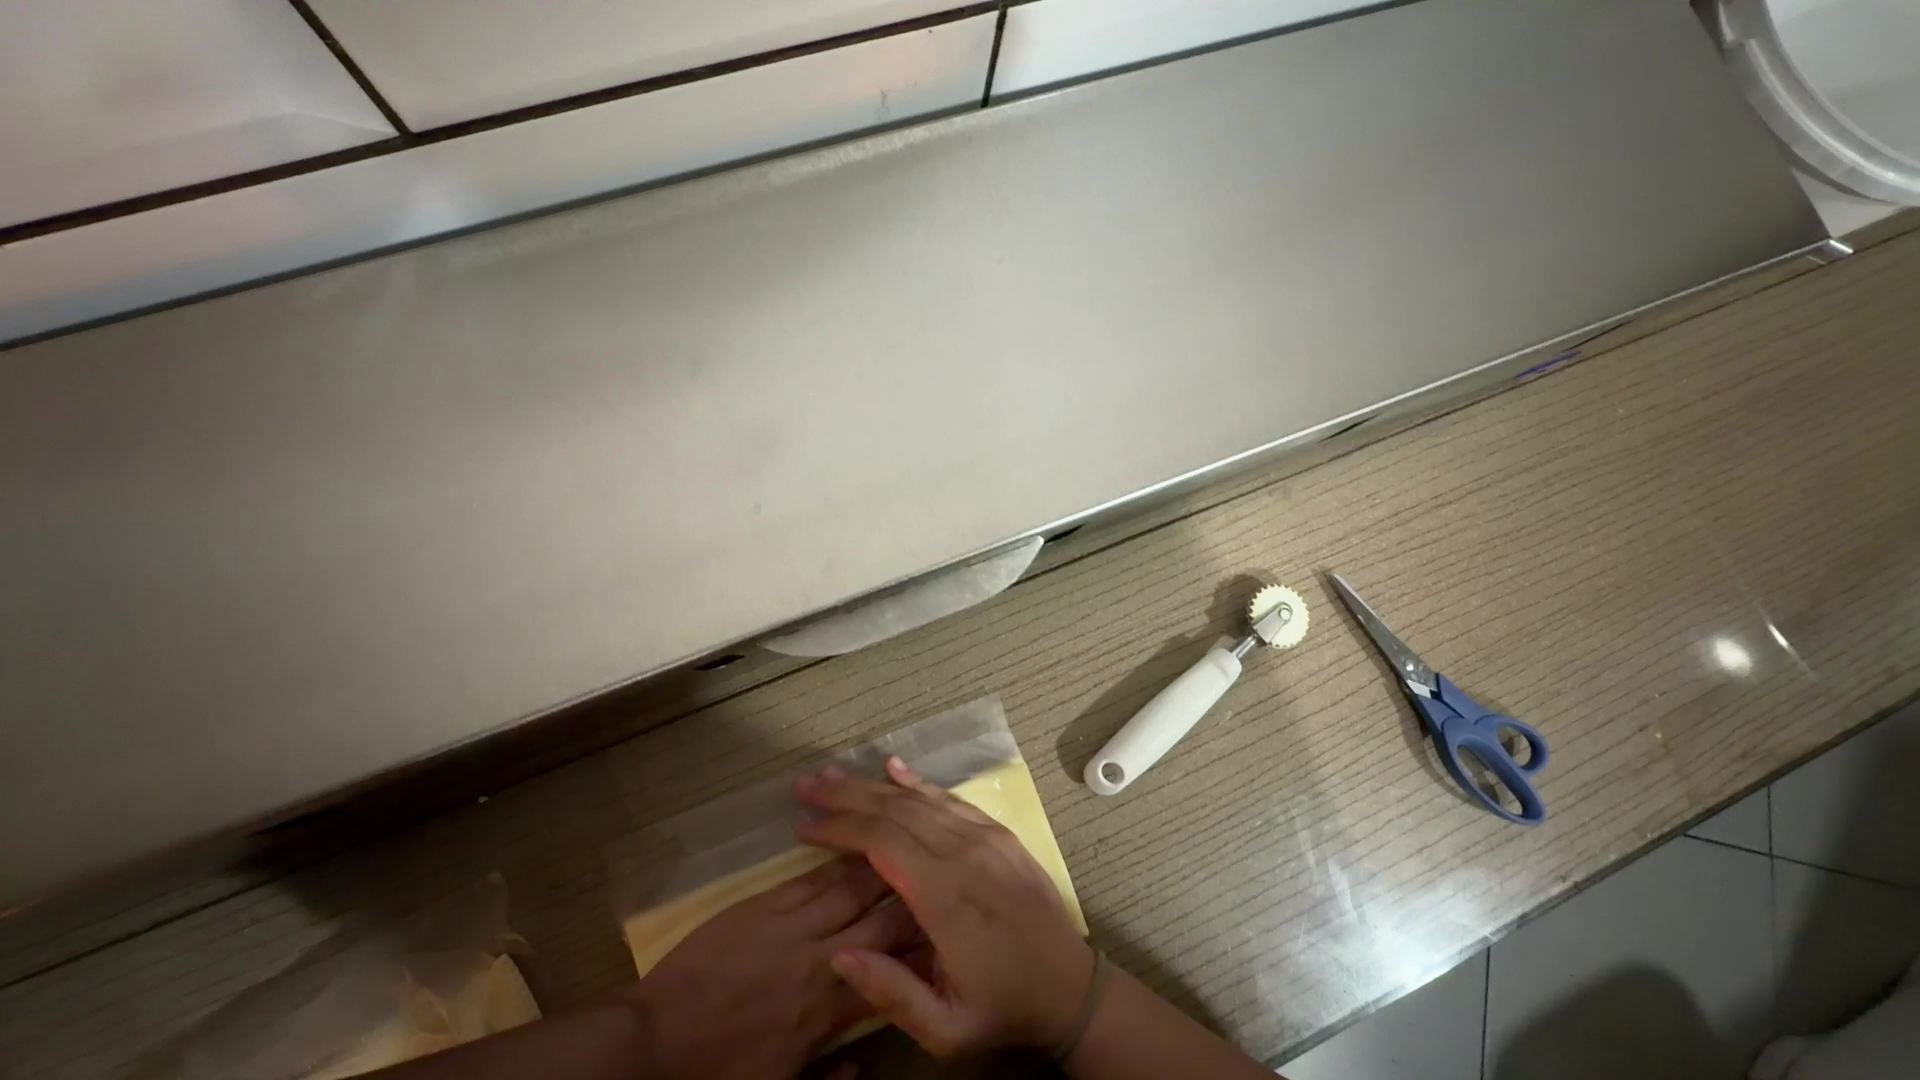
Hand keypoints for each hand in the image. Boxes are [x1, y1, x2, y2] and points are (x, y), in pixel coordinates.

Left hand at [631, 856, 920, 1079]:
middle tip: (942, 876)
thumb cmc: (720, 1069)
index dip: (924, 953)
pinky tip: (857, 844)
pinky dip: (838, 862)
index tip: (949, 934)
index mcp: (829, 1011)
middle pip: (881, 922)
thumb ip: (832, 1073)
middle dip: (914, 899)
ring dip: (882, 868)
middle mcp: (820, 960)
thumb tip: (867, 1062)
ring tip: (910, 845)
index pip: (892, 974)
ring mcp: (791, 926)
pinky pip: (810, 878)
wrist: (655, 1042)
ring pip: (849, 888)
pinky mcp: (764, 905)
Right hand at [794, 757, 1093, 1057]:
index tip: (801, 826)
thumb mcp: (945, 1029)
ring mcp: (986, 838)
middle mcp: (965, 854)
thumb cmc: (1002, 1007)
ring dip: (872, 784)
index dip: (838, 829)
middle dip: (845, 796)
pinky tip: (894, 769)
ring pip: (920, 799)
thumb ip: (891, 994)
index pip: (881, 843)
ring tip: (833, 775)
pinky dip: (918, 782)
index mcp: (946, 897)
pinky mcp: (1000, 834)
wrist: (1072, 987)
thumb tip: (837, 953)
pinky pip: (951, 799)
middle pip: (895, 810)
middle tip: (805, 786)